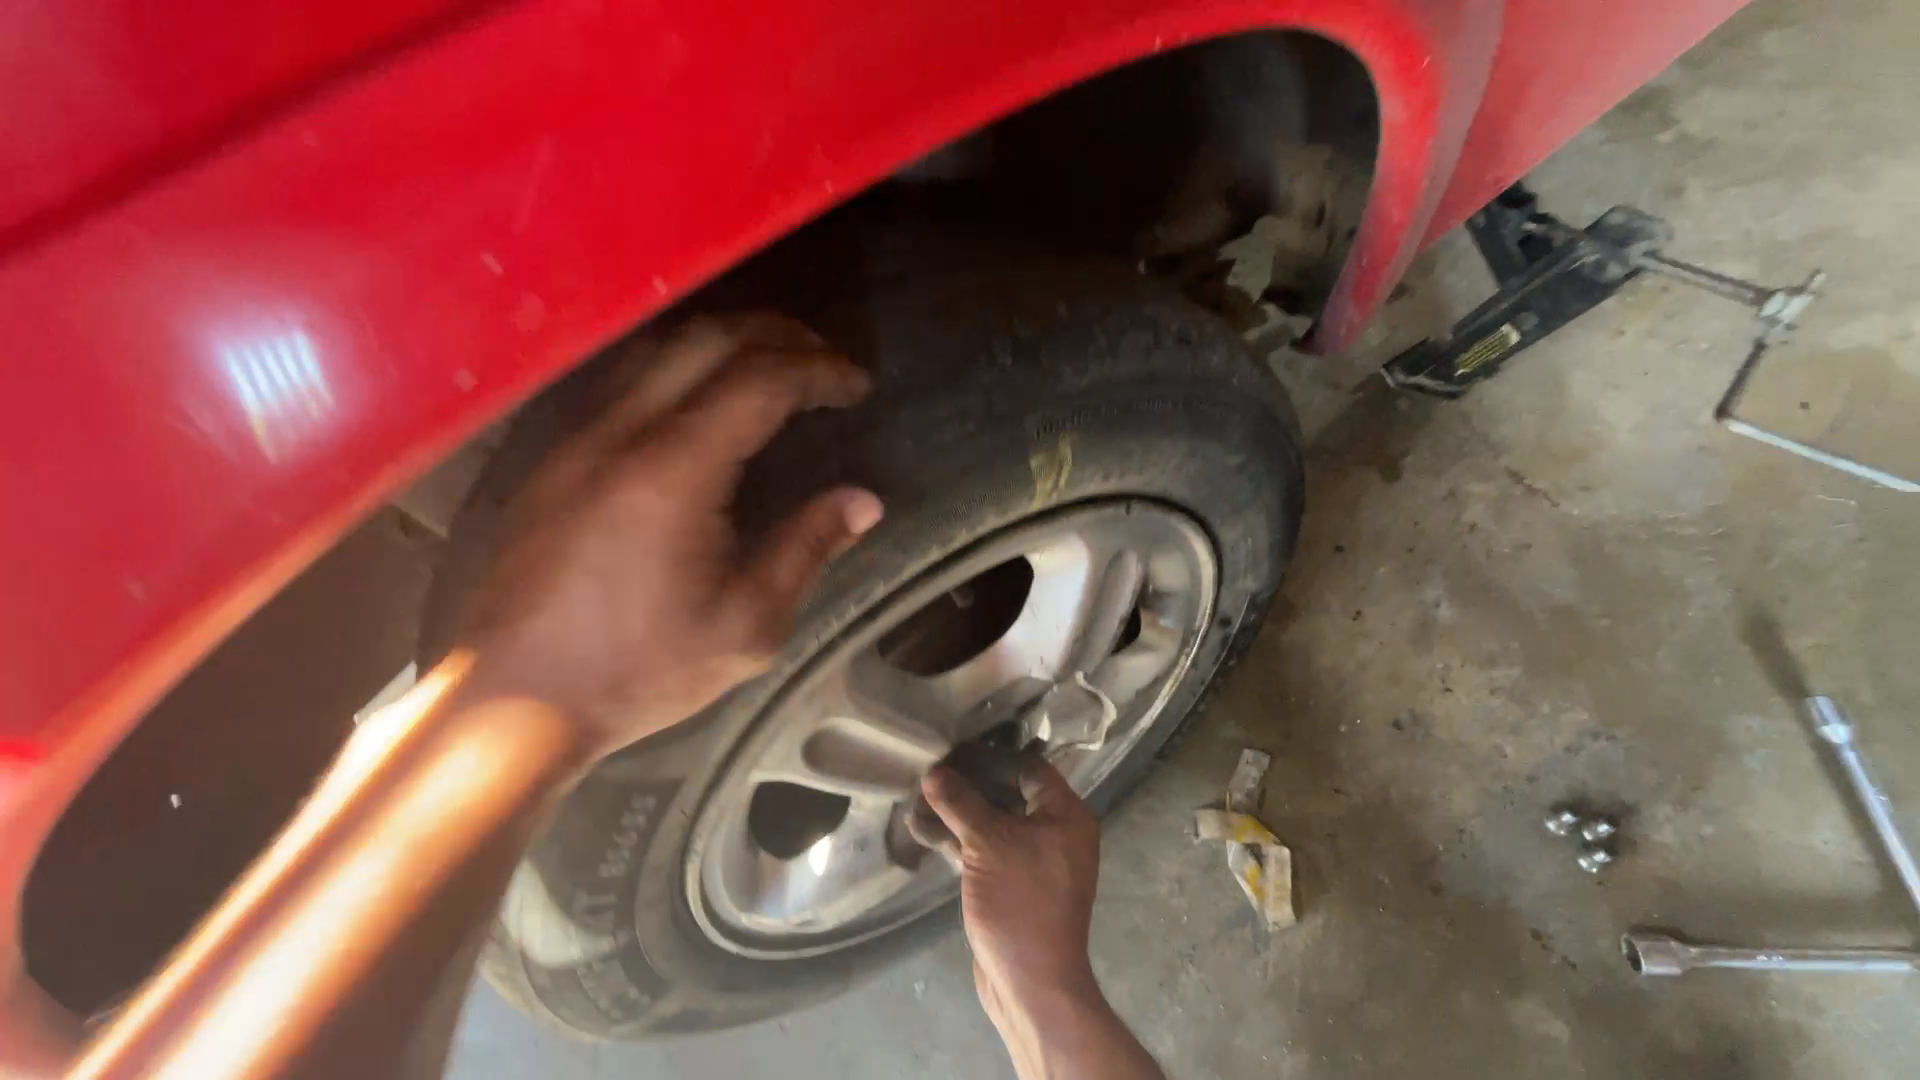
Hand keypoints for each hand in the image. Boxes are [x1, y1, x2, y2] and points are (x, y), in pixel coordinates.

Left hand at [461, 313, 881, 755]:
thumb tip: (865, 500)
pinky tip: (704, 393)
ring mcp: (578, 437)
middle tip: (825, 361)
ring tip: (775, 362)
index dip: (819, 370)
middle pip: (709, 339)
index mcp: (675, 472)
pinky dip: (681, 362)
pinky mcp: (554, 454)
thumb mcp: (746, 626)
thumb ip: (807, 549)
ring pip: (660, 346)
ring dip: (727, 339)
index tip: (856, 384)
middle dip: (780, 336)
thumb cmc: (638, 669)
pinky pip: (626, 376)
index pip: (760, 380)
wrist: (514, 701)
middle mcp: (621, 433)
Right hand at [917, 759, 1102, 1021]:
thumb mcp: (988, 843)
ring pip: (992, 823)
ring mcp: (1034, 860)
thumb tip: (933, 772)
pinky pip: (986, 849)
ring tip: (916, 802)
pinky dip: (958, 840)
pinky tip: (922, 830)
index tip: (955, 751)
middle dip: (967, 786)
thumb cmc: (1020, 902)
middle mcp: (1055, 832)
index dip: (991, 757)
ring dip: (956, 813)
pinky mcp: (1013, 884)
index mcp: (1065, 815)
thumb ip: (960, 803)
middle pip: (1008, 794)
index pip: (1029, 768)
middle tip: (930, 774)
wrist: (1032, 983)